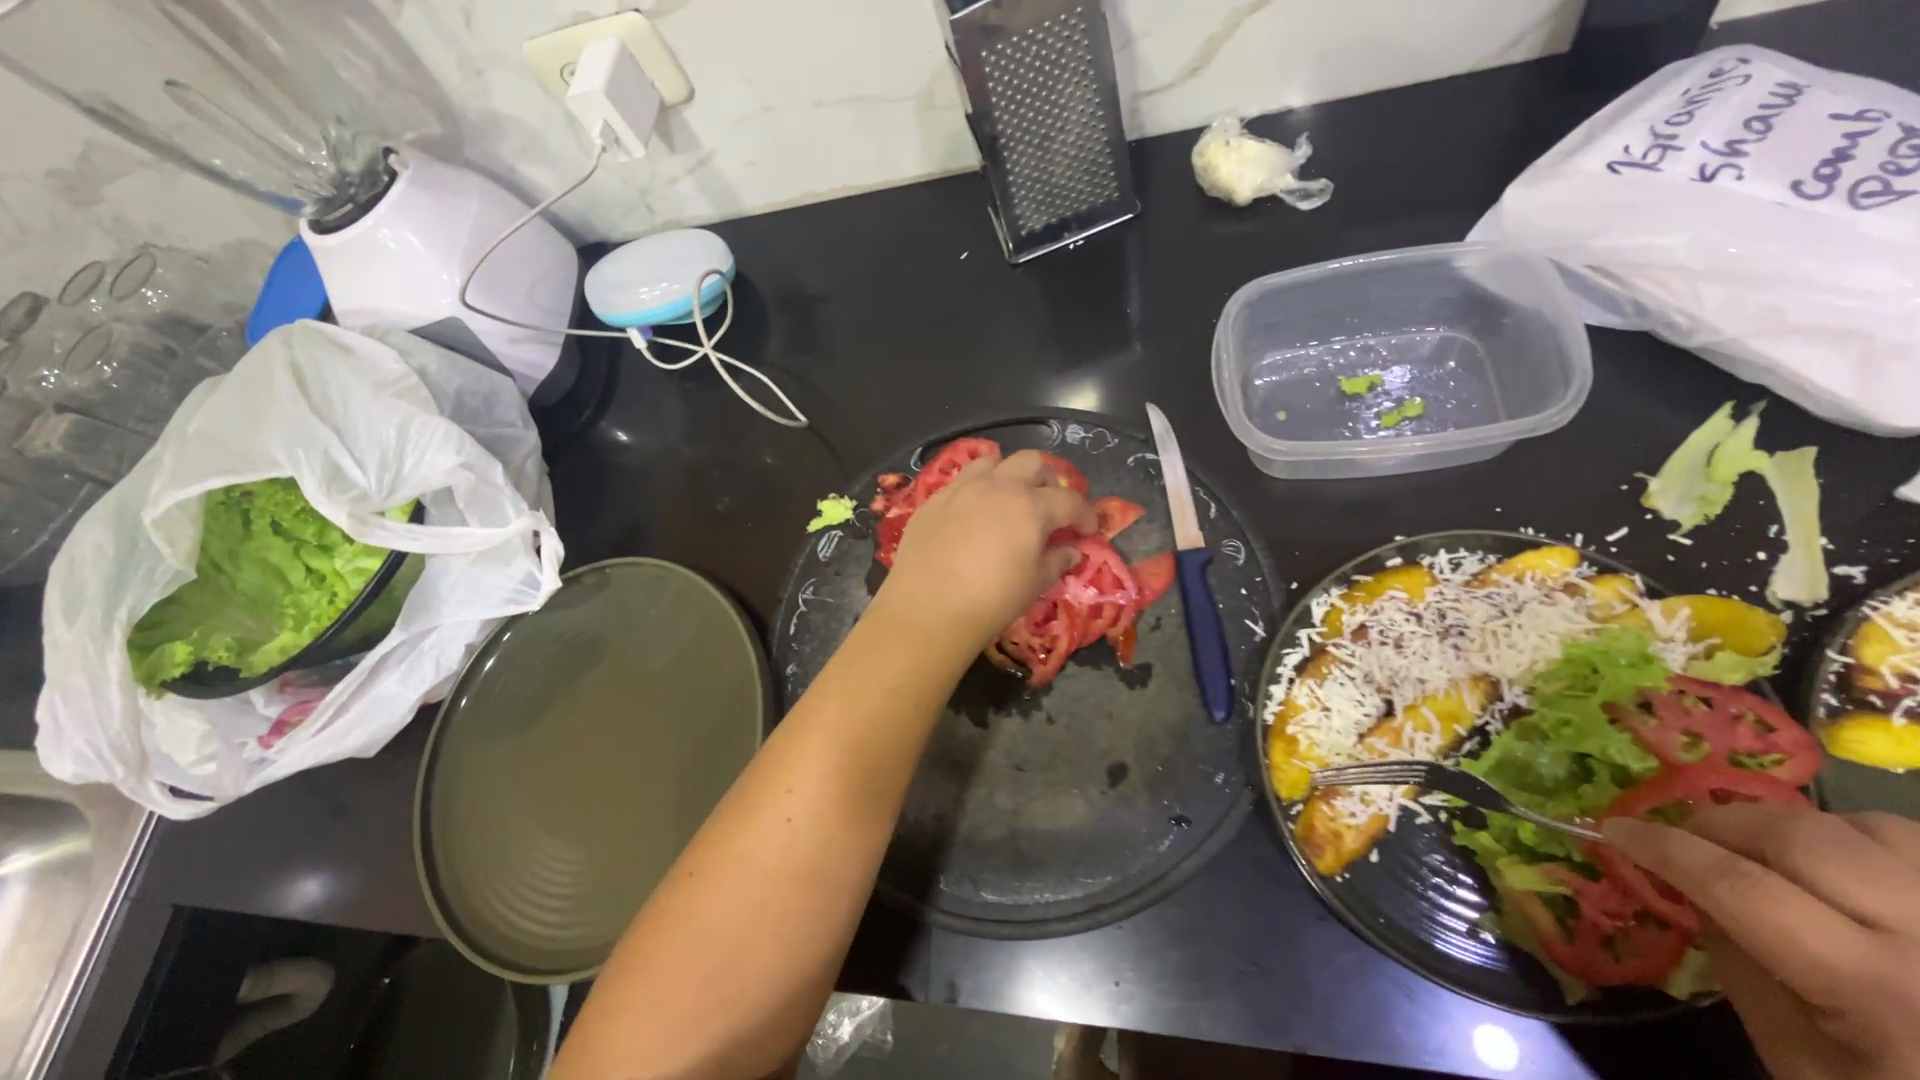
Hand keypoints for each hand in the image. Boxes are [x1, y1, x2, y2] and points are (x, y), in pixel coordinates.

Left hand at [870, 449, 1096, 654]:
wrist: (928, 609)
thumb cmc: (992, 600)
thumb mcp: (1035, 584)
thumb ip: (1057, 560)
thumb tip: (1071, 550)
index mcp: (1031, 507)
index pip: (1069, 500)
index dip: (1084, 514)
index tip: (1086, 530)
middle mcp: (998, 487)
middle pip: (1032, 462)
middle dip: (1048, 480)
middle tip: (1049, 506)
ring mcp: (962, 489)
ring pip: (993, 463)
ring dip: (1008, 476)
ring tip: (1008, 500)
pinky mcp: (933, 500)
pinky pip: (960, 481)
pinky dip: (976, 490)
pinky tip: (973, 515)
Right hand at [1604, 805, 1919, 1079]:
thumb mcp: (1790, 1050)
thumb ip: (1736, 961)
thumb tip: (1688, 886)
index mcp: (1874, 988)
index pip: (1742, 887)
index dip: (1666, 849)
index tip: (1615, 829)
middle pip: (1800, 837)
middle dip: (1721, 825)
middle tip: (1683, 839)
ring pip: (1858, 824)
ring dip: (1790, 828)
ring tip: (1760, 855)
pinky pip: (1902, 837)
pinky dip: (1850, 837)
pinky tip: (1832, 869)